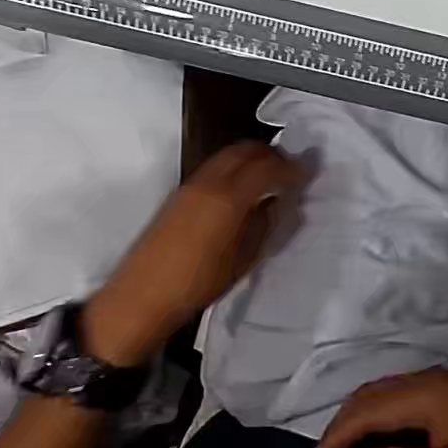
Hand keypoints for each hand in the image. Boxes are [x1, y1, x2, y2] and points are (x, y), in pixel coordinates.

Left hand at [82, 141, 304, 366]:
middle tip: (288, 172)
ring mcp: (191, 184)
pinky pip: (215, 166)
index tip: (306, 173)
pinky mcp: (179, 192)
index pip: (268, 167)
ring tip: (267, 180)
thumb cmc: (197, 285)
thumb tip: (276, 204)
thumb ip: (264, 225)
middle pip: (246, 149)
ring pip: (228, 154)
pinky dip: (234, 167)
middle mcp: (209, 181)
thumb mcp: (243, 260)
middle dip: (272, 156)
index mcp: (229, 198)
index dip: (291, 168)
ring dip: (251, 159)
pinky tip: (241, 191)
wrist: (141, 297)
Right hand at [307, 368, 447, 447]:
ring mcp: (446, 385)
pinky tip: (381, 444)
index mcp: (428, 392)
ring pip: (387, 395)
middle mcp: (432, 379)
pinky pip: (403, 401)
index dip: (336, 439)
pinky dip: (382, 420)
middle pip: (372, 396)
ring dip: (361, 422)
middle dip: (343, 427)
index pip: (367, 411)